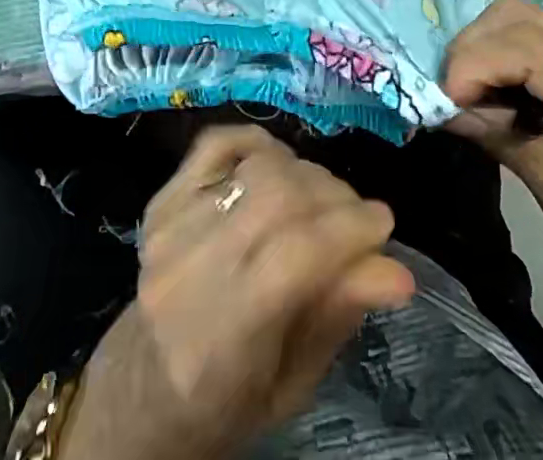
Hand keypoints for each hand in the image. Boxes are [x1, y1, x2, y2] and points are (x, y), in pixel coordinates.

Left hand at [60, 126, 415, 459]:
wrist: (144, 384)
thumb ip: (337, 317)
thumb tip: (398, 271)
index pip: (298, 253)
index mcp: (224, 335)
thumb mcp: (293, 382)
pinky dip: (257, 143)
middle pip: (278, 197)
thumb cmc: (227, 399)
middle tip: (357, 217)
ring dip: (304, 173)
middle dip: (335, 196)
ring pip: (253, 167)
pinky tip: (279, 165)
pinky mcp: (161, 200)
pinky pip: (215, 143)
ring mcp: (169, 227)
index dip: (352, 229)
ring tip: (321, 199)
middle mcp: (189, 270)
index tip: (384, 226)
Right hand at [440, 0, 542, 317]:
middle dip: (470, 49)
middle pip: (519, 17)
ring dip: (483, 47)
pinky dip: (501, 53)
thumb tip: (445, 110)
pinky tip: (498, 92)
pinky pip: (535, 34)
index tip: (443, 101)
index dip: (472, 64)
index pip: (525, 47)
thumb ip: (508, 145)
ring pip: (523, 17)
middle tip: (450, 97)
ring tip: (470, 94)